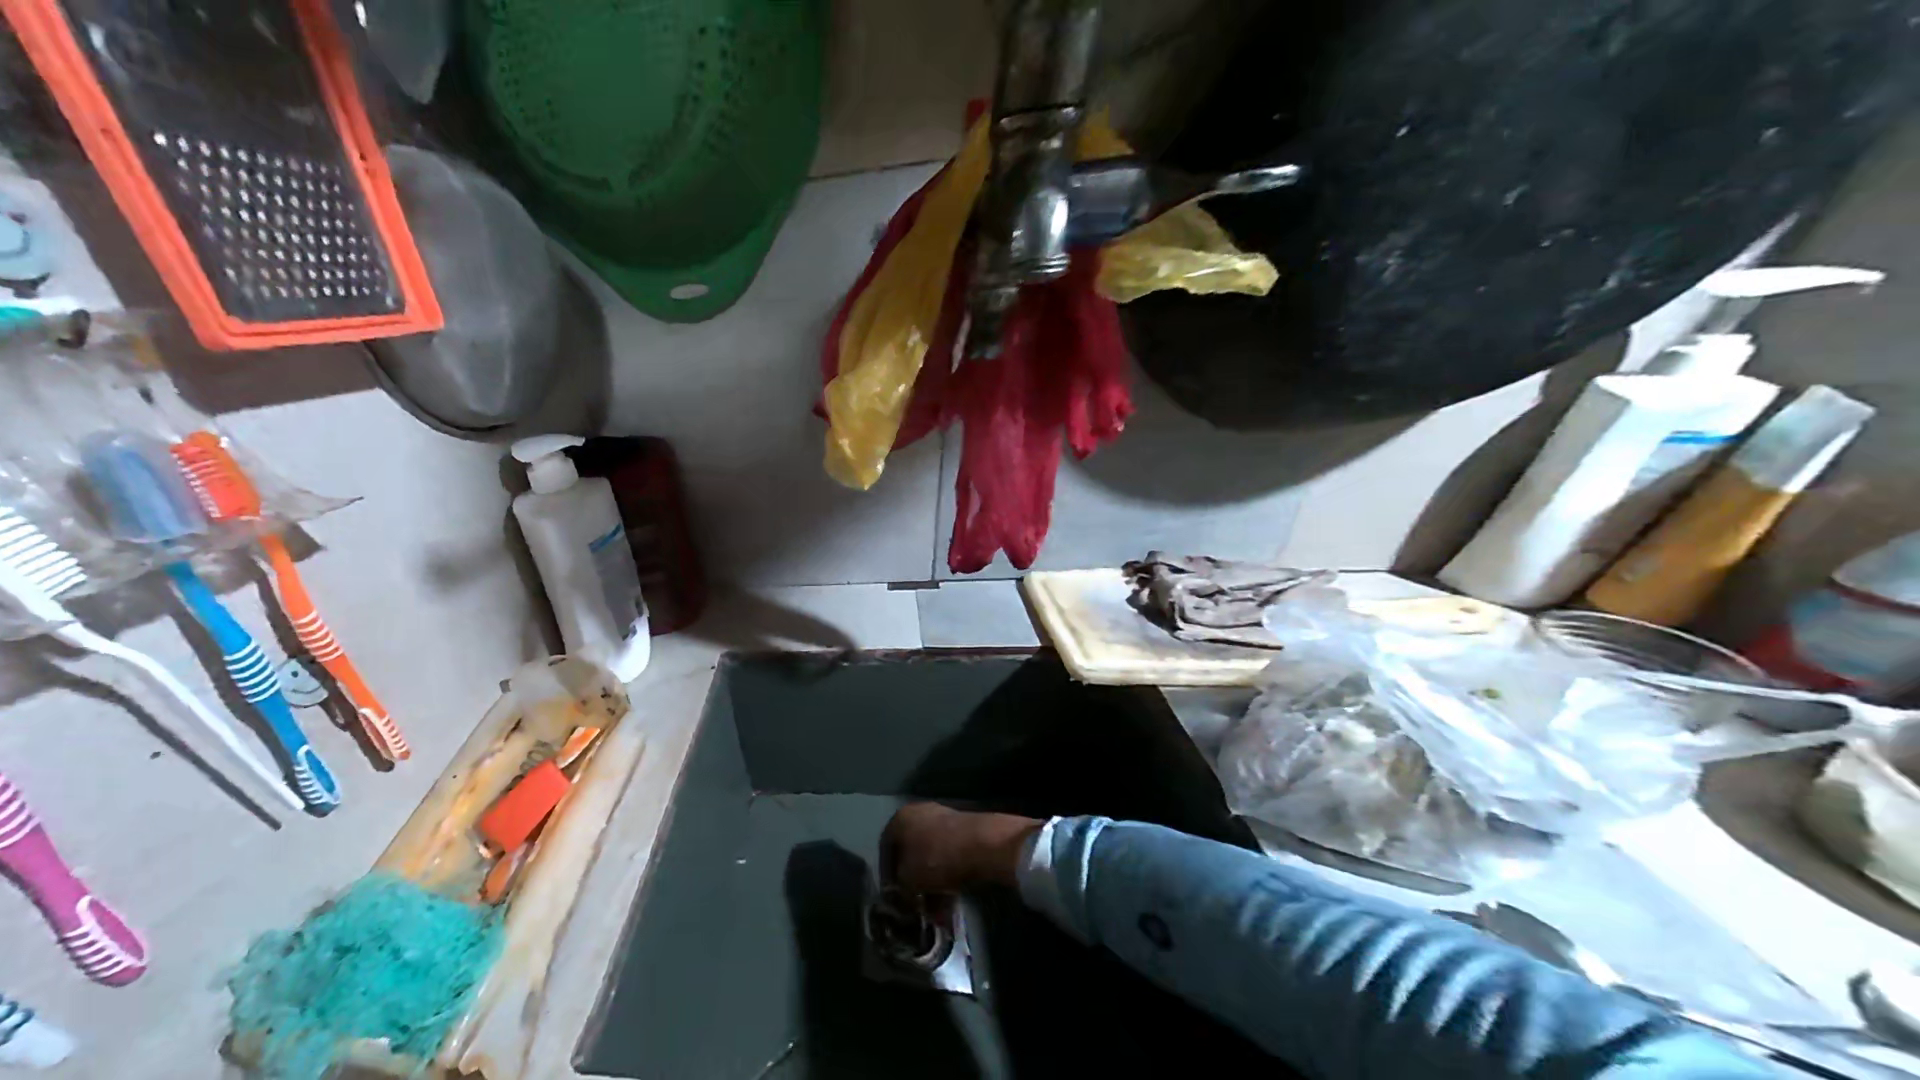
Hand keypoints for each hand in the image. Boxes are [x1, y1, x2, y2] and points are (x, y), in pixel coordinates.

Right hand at [879, 803, 1042, 895]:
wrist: (983, 844)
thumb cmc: (936, 858)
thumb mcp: (909, 881)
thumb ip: (899, 889)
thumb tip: (902, 896)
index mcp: (900, 818)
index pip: (885, 848)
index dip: (887, 875)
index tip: (893, 897)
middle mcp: (920, 812)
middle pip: (911, 852)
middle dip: (913, 882)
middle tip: (915, 906)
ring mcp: (945, 818)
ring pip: (932, 857)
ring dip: (932, 884)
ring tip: (936, 912)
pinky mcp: (965, 829)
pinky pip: (949, 856)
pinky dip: (948, 877)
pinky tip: (952, 901)